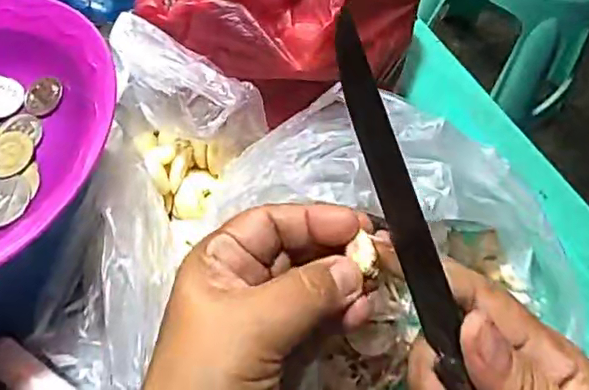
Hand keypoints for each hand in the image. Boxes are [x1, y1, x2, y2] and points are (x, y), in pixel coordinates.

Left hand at [145, 204, 374, 389]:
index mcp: (220, 259)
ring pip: (311, 289)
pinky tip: (362, 313)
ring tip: (375, 286)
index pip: (270, 223)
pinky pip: (316, 324)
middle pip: (295, 252)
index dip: (312, 218)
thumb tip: (353, 265)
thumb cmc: (210, 369)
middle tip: (378, 252)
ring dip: (344, 285)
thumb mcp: (252, 323)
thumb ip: (304, 291)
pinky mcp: (282, 357)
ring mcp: (264, 321)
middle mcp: (242, 282)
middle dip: (334, 250)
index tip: (356, 222)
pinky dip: (341, 317)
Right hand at [402, 247, 588, 389]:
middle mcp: (508, 366)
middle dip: (428, 360)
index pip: (480, 294)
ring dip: (429, 383)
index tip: (382, 248)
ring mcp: (486, 385)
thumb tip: (469, 322)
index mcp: (542, 353)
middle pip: (445, 335)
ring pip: (436, 373)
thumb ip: (521, 379)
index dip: (434, 269)